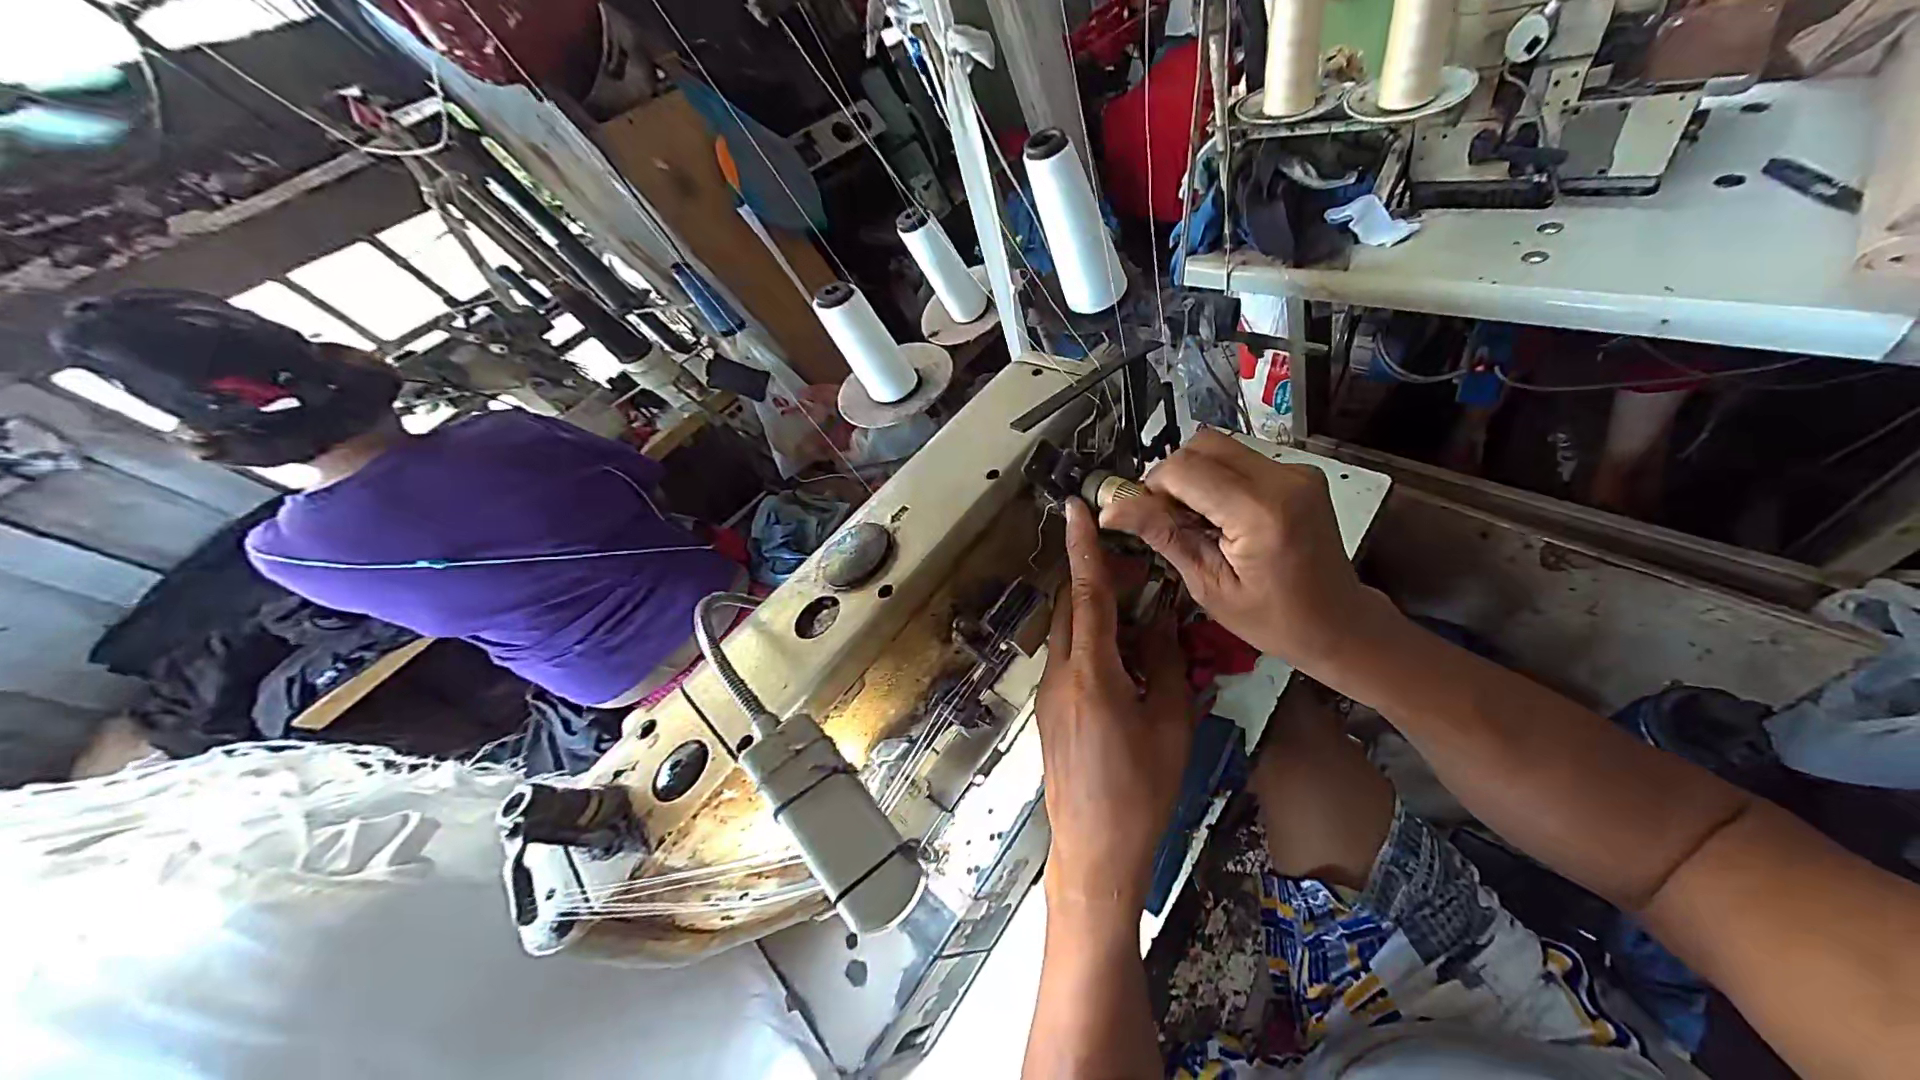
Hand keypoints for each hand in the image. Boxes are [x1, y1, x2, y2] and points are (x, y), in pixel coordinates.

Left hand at [1036, 499, 1194, 915]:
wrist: (1095, 847)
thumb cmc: (1140, 791)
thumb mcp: (1170, 721)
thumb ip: (1164, 661)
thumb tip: (1162, 619)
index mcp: (1091, 673)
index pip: (1087, 594)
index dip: (1084, 547)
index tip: (1075, 509)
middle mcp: (1060, 675)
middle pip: (1074, 608)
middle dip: (1102, 582)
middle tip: (1141, 577)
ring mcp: (1049, 694)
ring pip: (1071, 633)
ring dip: (1101, 616)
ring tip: (1142, 622)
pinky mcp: (1051, 710)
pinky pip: (1069, 659)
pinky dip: (1094, 644)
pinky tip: (1127, 662)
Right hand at [1101, 428, 1391, 672]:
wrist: (1338, 622)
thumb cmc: (1274, 619)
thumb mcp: (1208, 586)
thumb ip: (1163, 535)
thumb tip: (1112, 509)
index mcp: (1261, 513)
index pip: (1184, 469)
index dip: (1152, 488)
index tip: (1145, 518)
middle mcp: (1283, 480)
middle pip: (1201, 445)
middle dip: (1172, 476)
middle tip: (1168, 518)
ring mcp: (1296, 471)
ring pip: (1218, 446)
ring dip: (1194, 476)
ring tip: (1196, 520)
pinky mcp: (1298, 472)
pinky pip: (1239, 458)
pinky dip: (1217, 479)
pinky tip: (1220, 516)